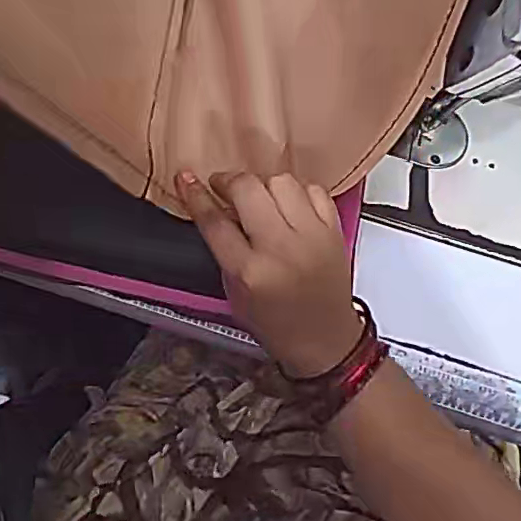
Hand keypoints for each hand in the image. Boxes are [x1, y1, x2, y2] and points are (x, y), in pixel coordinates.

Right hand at [177, 170, 363, 376]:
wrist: (325, 340)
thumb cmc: (276, 322)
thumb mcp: (235, 292)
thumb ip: (224, 249)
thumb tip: (217, 206)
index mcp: (250, 272)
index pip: (215, 222)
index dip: (196, 195)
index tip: (186, 179)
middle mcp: (281, 249)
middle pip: (248, 189)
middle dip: (228, 181)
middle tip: (223, 187)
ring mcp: (312, 236)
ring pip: (281, 182)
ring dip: (263, 185)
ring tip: (259, 197)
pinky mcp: (334, 230)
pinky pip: (313, 189)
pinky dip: (297, 191)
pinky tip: (289, 204)